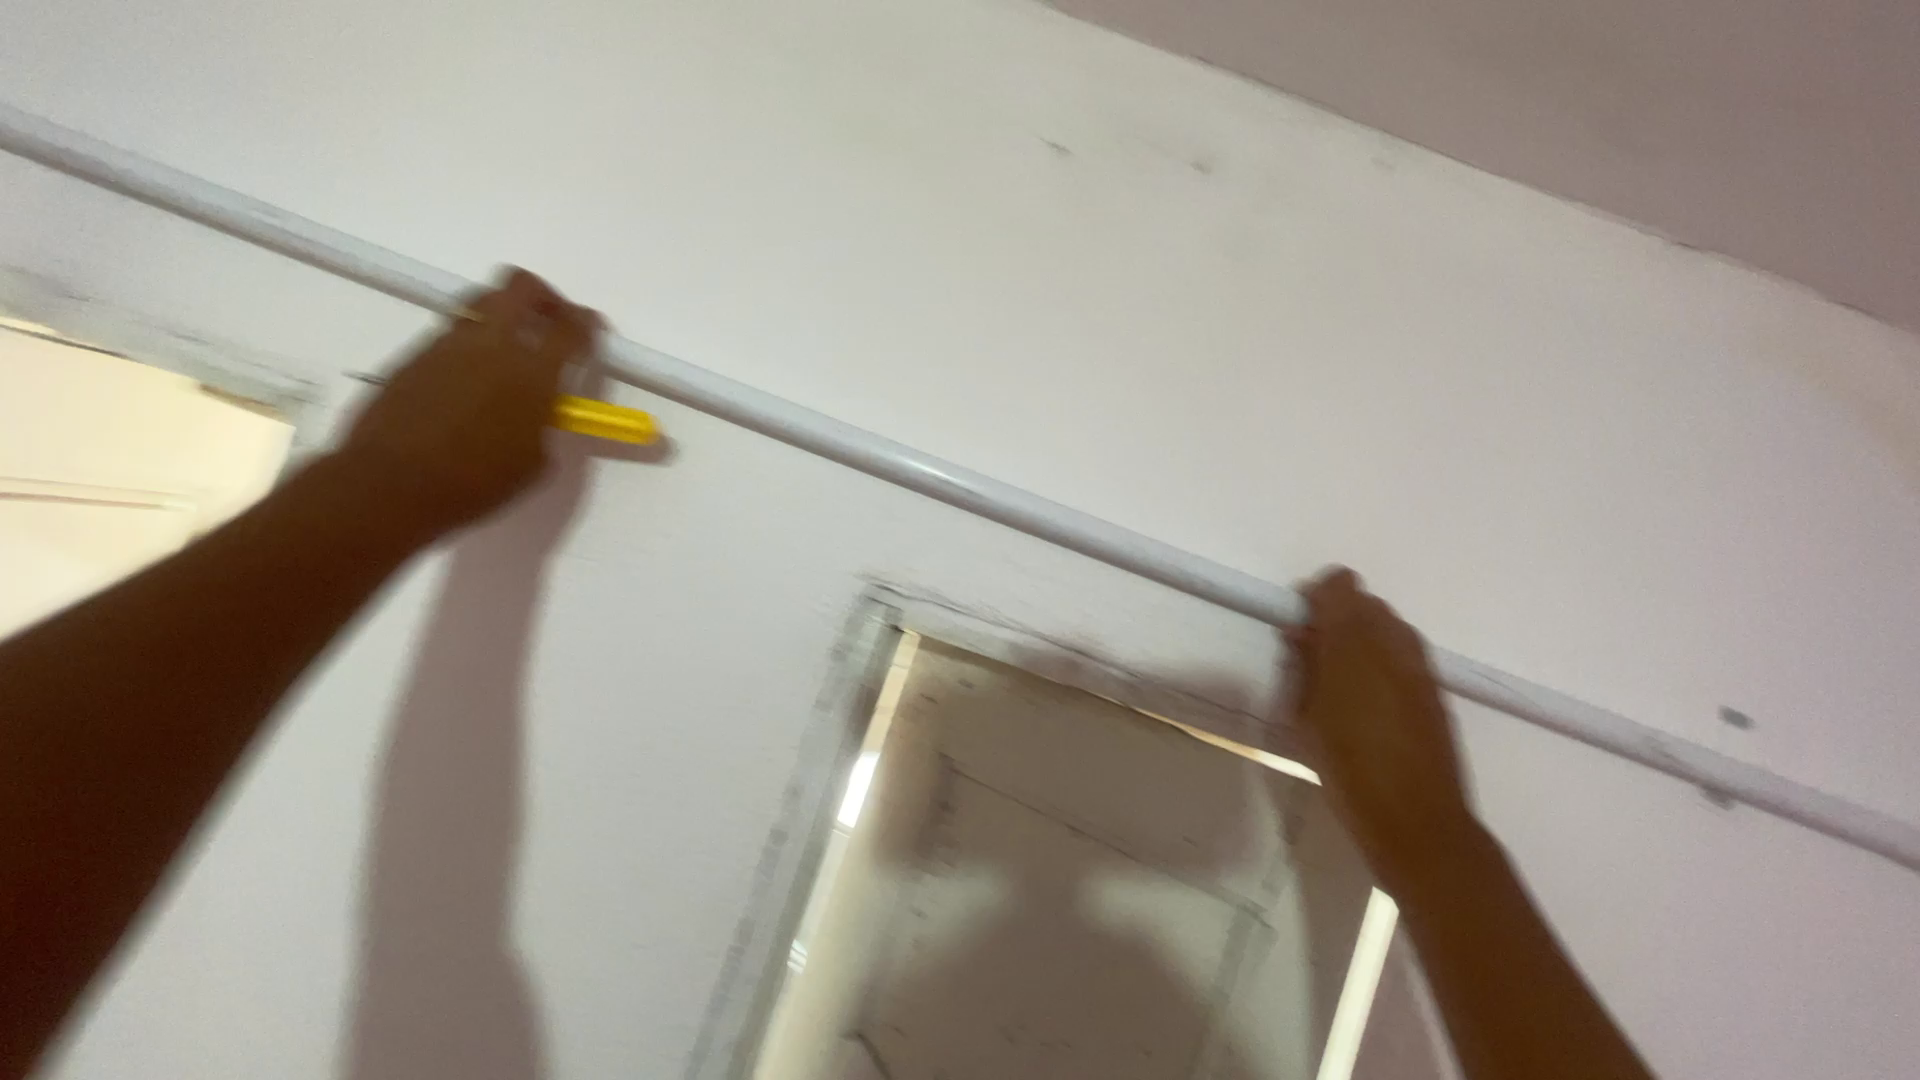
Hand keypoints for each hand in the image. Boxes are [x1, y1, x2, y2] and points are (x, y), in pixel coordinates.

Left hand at [337, 268, 603, 542]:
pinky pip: (449, 336)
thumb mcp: (534, 460)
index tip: (589, 328)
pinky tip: (467, 386)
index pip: (570, 327)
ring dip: (502, 318)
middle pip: (519, 287)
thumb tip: (536, 410)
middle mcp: (491, 346)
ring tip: (506, 354)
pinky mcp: (412, 357)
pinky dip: (468, 348)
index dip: (585, 322)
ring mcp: (446, 346)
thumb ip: (542, 423)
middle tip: (549, 320)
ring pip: (480, 305)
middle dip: (542, 296)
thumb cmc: (477, 483)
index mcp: (532, 374)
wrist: (390, 486)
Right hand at [1287, 568, 1475, 881]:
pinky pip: (1405, 655)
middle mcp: (1392, 642)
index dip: (1317, 597)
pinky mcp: (1436, 689)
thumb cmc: (1345, 766)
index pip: (1339, 585)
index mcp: (1352, 641)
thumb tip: (1301, 633)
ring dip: (1364, 638)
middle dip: (1339, 617)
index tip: (1300, 625)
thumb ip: (1304, 666)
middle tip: (1315, 655)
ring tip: (1342, 681)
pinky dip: (1384, 661)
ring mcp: (1420, 665)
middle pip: (1366, 603)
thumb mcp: (1304, 716)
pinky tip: (1369, 701)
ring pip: (1390, 627)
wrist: (1415, 818)